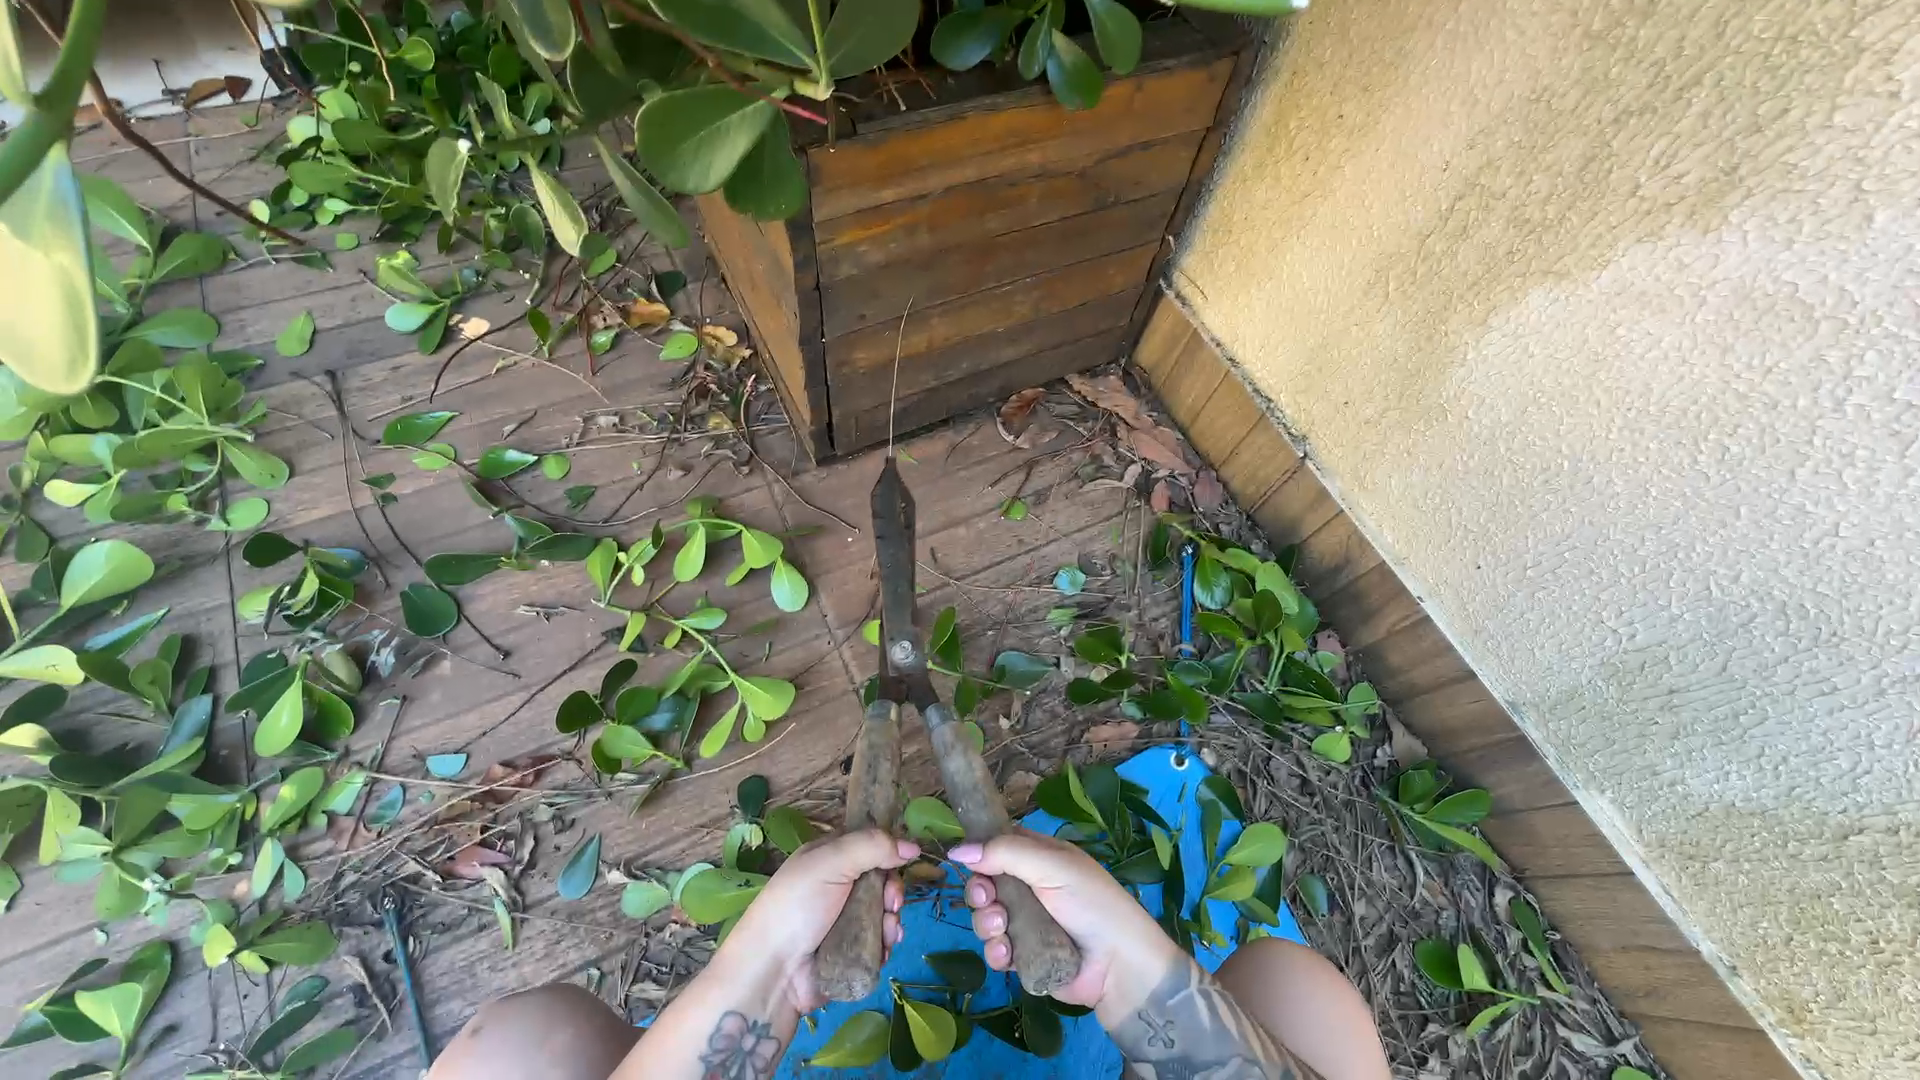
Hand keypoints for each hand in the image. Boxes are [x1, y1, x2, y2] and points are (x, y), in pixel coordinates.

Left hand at [721, 829, 919, 1010]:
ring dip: (892, 920)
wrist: (774, 971)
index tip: (902, 860)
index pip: (868, 845)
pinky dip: (886, 943)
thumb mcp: (830, 862)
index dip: (888, 851)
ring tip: (888, 932)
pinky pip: (880, 940)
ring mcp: (845, 920)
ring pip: (884, 912)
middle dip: (893, 891)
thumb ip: (872, 847)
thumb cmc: (797, 906)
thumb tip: (913, 847)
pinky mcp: (852, 950)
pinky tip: (884, 948)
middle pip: (882, 880)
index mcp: (829, 858)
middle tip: (891, 903)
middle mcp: (838, 886)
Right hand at [952, 830, 1183, 1013]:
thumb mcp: (1051, 865)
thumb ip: (1004, 853)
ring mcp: (1027, 923)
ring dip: (986, 924)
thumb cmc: (1090, 903)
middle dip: (979, 893)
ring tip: (1002, 929)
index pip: (998, 846)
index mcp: (1039, 857)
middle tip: (987, 899)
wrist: (1119, 965)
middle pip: (986, 884)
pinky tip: (1007, 955)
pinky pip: (996, 951)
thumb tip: (956, 851)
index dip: (980, 853)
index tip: (968, 862)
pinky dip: (996, 953)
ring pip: (986, 918)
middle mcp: (1030, 887)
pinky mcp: (1025, 956)